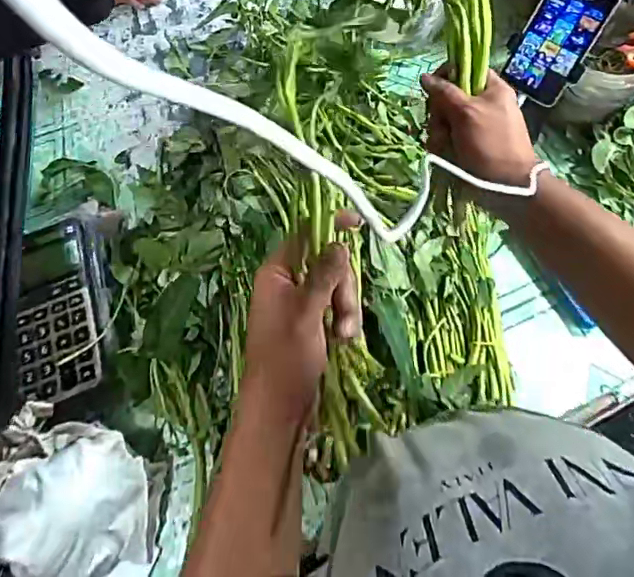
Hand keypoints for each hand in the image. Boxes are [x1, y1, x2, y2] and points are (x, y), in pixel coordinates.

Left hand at [241, 213, 360, 420]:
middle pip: (328, 261)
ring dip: (347, 307)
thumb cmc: (286, 359)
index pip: (305, 234)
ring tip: (345, 335)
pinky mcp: (313, 321)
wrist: (279, 411)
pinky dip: (345, 320)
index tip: (357, 222)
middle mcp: (288, 282)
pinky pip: (337, 306)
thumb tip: (340, 243)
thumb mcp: (307, 313)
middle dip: (344, 286)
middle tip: (343, 315)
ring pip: (337, 285)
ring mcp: (301, 302)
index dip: (330, 225)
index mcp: (277, 272)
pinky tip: (345, 340)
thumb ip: (324, 276)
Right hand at [420, 71, 540, 212]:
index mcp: (493, 88)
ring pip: (446, 116)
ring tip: (443, 144)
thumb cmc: (491, 144)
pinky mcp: (471, 142)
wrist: (508, 187)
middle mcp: (485, 103)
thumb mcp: (466, 113)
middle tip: (442, 124)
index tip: (436, 91)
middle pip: (450, 94)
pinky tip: (444, 152)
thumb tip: (425, 77)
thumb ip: (445, 92)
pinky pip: (449, 134)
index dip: (447, 76)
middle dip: (440, 111)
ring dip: (439, 130)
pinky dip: (443, 142)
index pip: (465, 68)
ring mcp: (477, 124)